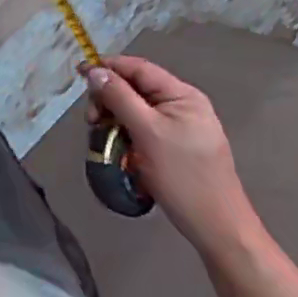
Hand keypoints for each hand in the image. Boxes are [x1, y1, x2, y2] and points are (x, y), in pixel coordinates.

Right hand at [84, 56, 259, 251]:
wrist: (218, 229)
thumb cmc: (183, 177)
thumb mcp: (147, 132)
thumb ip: (119, 97)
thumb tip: (94, 71)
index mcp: (182, 95)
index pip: (138, 68)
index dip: (107, 67)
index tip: (79, 74)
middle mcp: (183, 105)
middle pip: (135, 88)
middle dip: (109, 99)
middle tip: (91, 120)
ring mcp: (181, 127)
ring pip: (137, 110)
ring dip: (115, 118)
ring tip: (102, 136)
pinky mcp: (176, 147)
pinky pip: (144, 129)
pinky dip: (127, 133)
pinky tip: (119, 148)